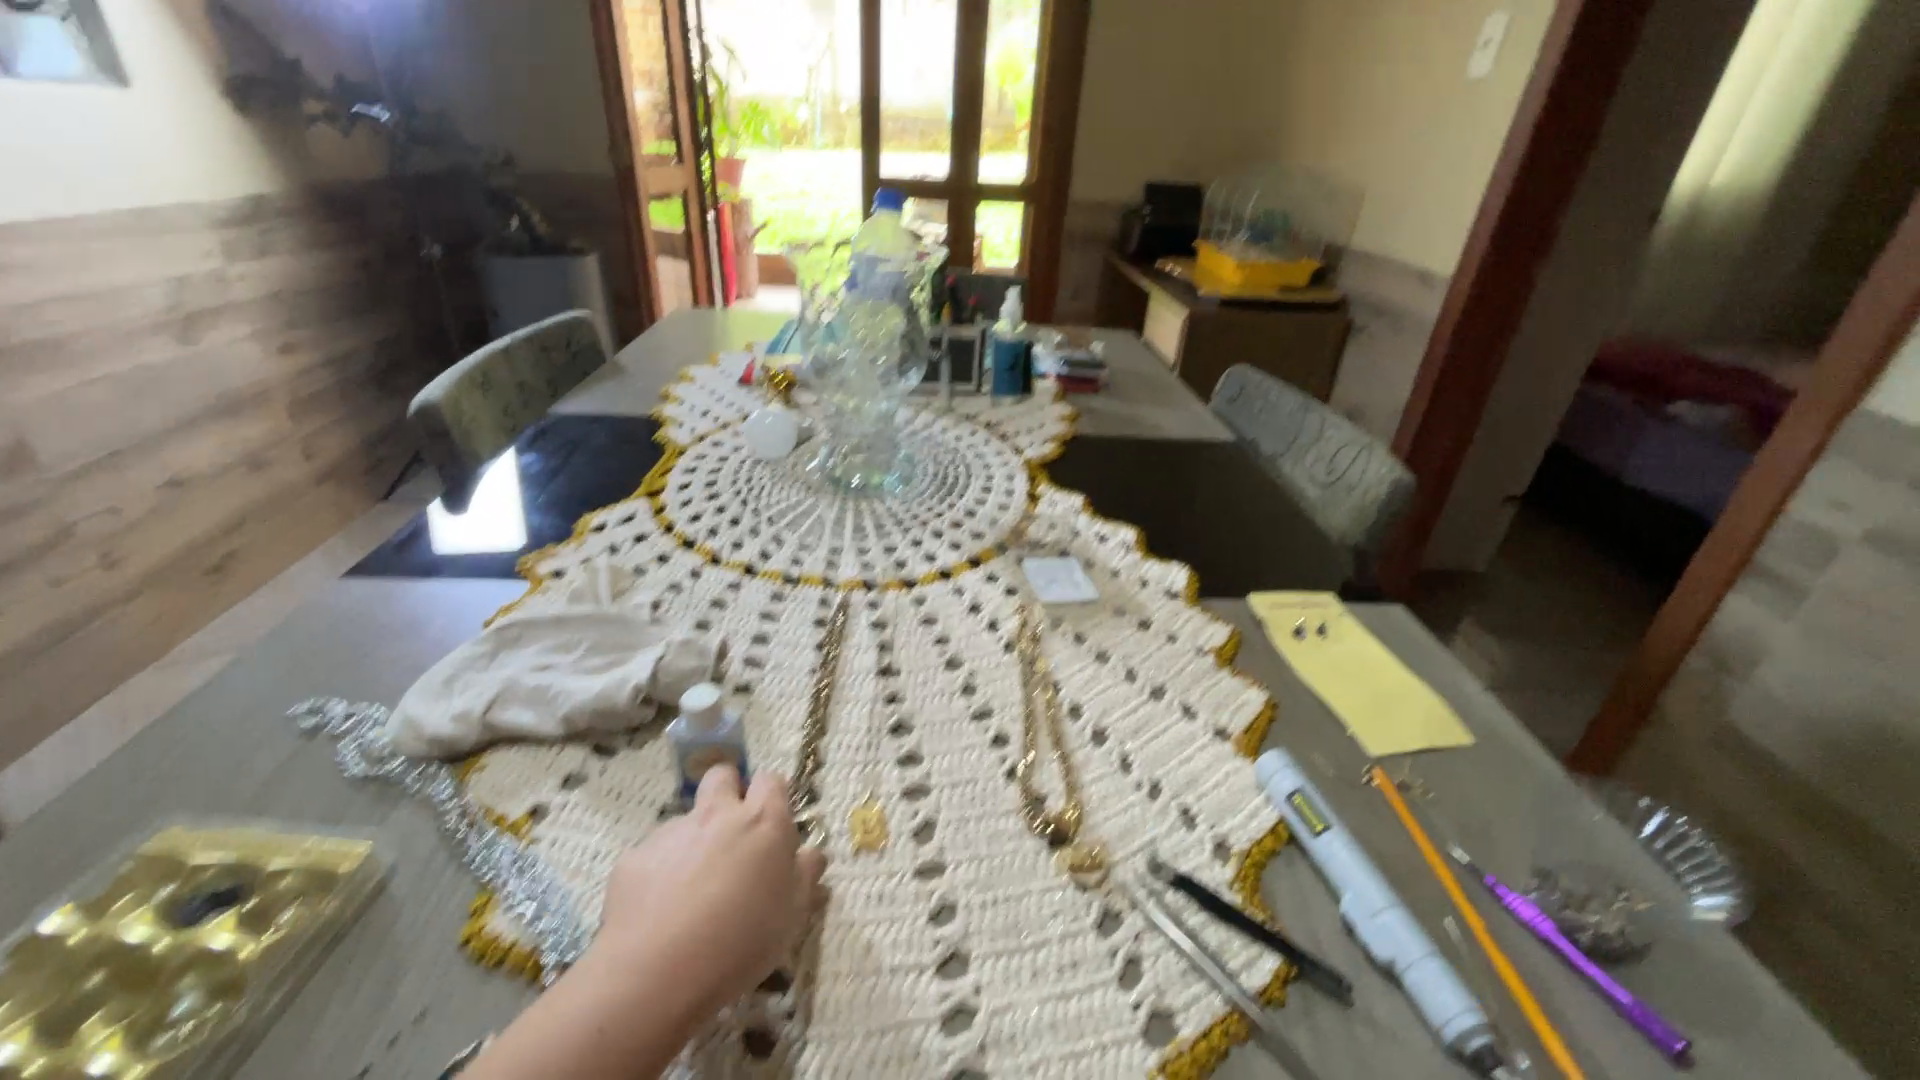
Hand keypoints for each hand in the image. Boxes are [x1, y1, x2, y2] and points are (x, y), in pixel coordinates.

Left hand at [592, 766, 826, 1008]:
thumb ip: (804, 875)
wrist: (657, 972)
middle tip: (732, 835)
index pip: (772, 780)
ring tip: (692, 890)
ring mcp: (672, 832)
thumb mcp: (792, 916)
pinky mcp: (635, 856)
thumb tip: (810, 853)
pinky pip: (654, 853)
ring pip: (687, 819)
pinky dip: (661, 871)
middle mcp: (717, 815)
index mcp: (762, 823)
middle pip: (722, 775)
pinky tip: (660, 910)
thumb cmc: (741, 942)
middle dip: (728, 792)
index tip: (773, 824)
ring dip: (695, 840)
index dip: (773, 796)